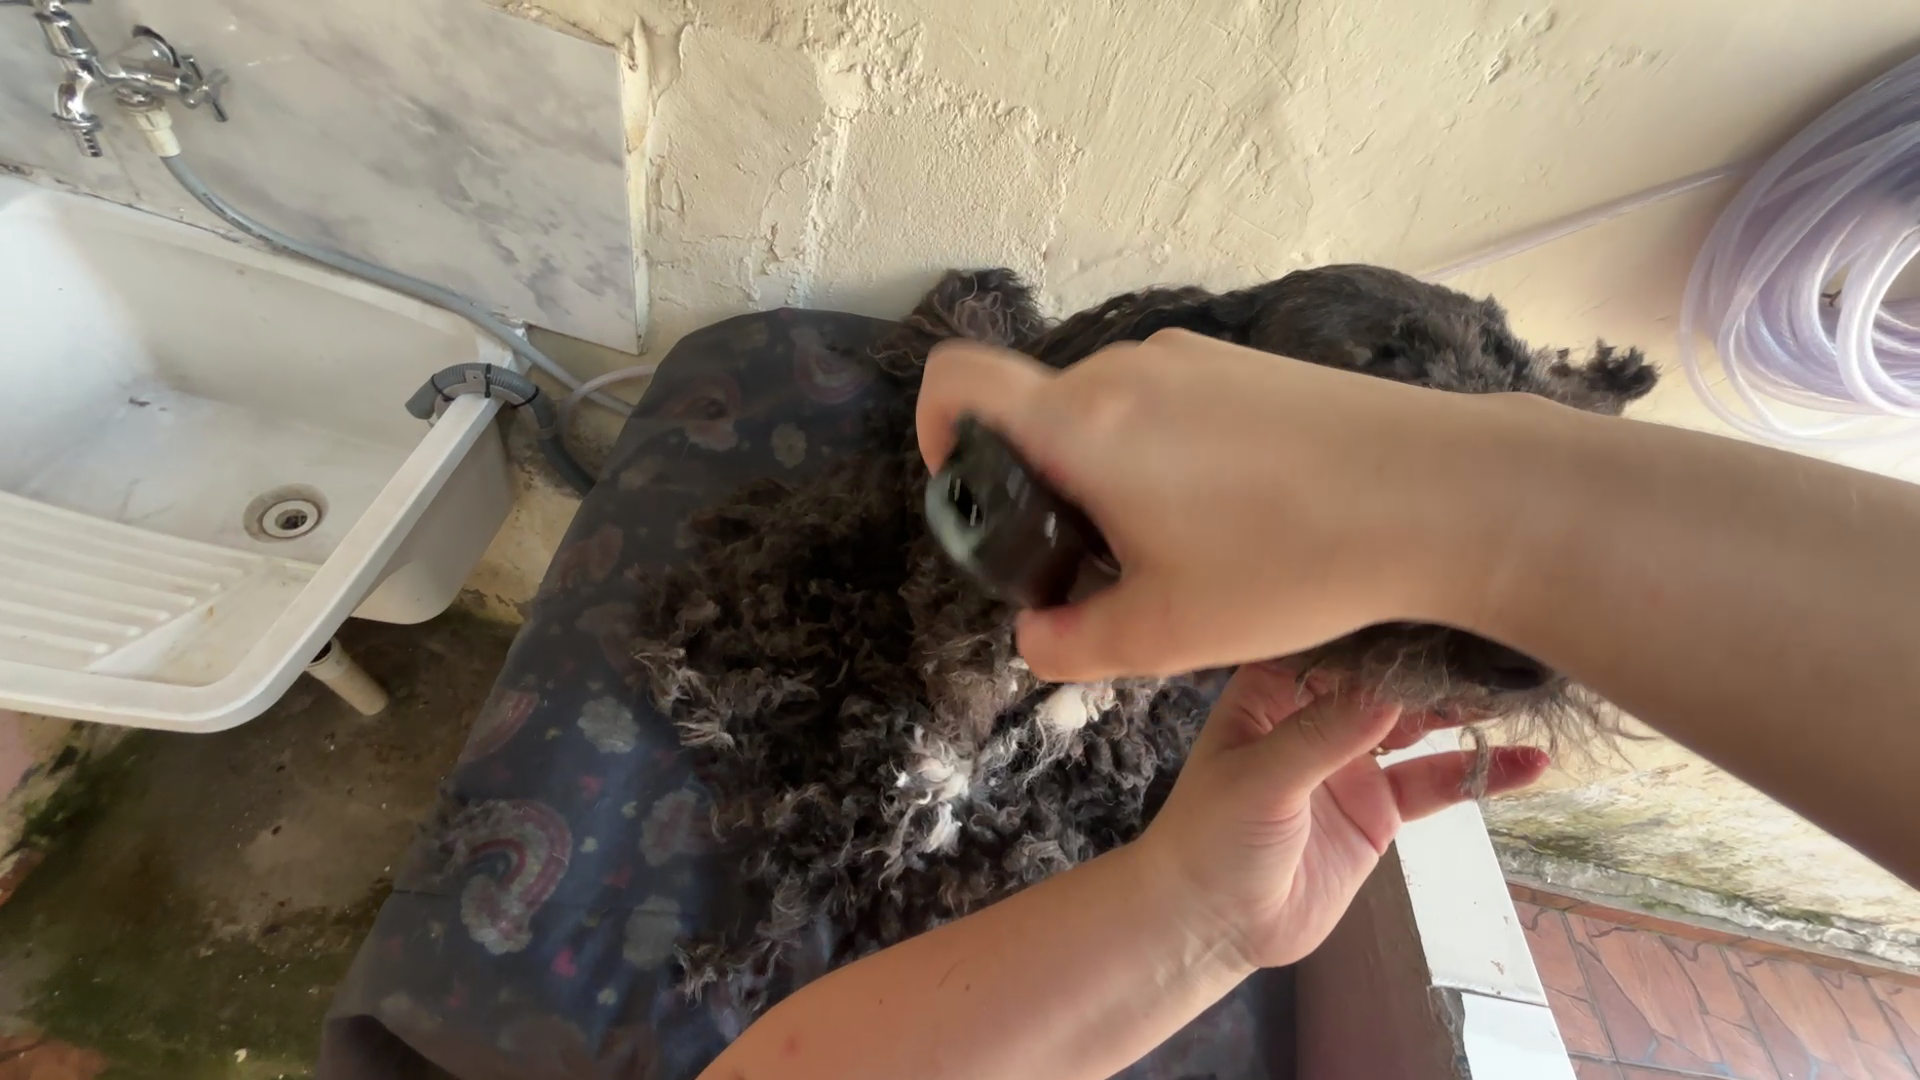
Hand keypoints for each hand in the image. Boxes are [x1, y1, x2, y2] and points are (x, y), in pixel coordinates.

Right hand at [917, 333, 1532, 682]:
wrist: (1444, 493)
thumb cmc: (1290, 562)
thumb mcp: (1165, 633)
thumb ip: (1071, 644)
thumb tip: (1033, 635)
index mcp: (1082, 422)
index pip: (956, 381)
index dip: (934, 430)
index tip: (972, 490)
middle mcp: (1119, 369)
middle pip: (1031, 412)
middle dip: (1036, 484)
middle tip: (1091, 556)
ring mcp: (1184, 356)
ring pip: (1097, 410)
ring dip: (1098, 471)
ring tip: (1167, 539)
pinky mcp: (1235, 360)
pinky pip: (1154, 400)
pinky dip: (1149, 449)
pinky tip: (1218, 504)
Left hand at [1135, 664, 1548, 969]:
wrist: (1217, 919)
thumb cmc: (1214, 834)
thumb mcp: (1261, 778)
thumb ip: (1321, 736)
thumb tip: (1389, 691)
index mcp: (1265, 695)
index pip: (1323, 649)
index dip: (1370, 632)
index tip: (1429, 612)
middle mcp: (1307, 720)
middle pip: (1373, 683)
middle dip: (1422, 669)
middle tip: (1487, 651)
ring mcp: (1345, 763)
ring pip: (1409, 727)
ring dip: (1455, 712)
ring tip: (1513, 695)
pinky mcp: (1375, 810)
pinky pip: (1431, 785)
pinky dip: (1474, 774)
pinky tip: (1527, 762)